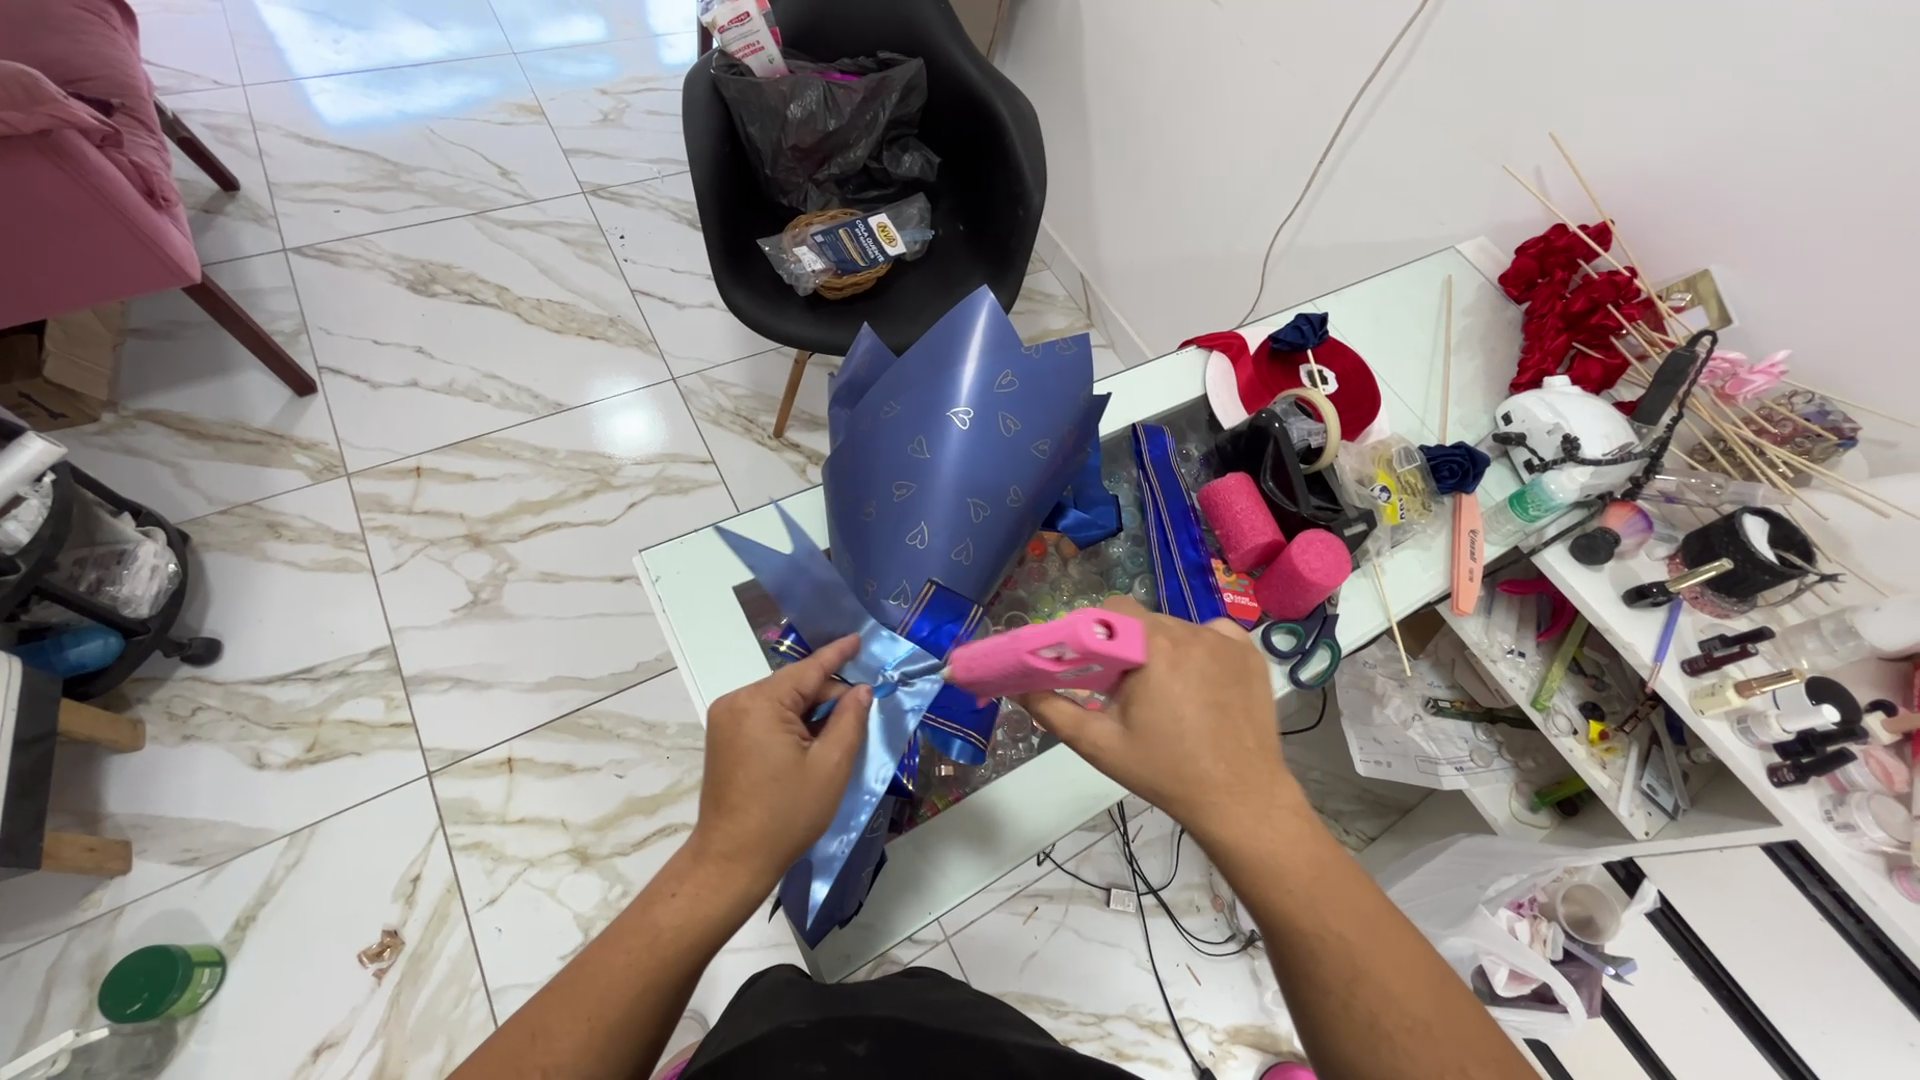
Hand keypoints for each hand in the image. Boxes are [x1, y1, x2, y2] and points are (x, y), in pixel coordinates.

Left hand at [689, 634, 870, 892]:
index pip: (808, 670)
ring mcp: (726, 719)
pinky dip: (791, 722)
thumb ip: (850, 720)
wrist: (732, 860)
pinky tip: (812, 740)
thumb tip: (860, 691)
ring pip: (781, 701)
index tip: (859, 639)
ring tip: (840, 730)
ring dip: (811, 711)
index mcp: (760, 703)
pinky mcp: (724, 737)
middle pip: (794, 685)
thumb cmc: (785, 815)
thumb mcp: (830, 767)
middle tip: (862, 707)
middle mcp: (737, 701)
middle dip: (828, 694)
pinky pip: (766, 716)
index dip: (838, 655)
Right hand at [1018, 596, 1291, 844]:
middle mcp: (1190, 632)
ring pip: (1177, 628)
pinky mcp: (1250, 652)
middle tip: (1125, 686)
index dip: (1097, 631)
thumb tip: (1019, 687)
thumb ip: (1053, 710)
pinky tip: (1200, 683)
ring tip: (1166, 692)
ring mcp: (1225, 640)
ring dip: (1163, 649)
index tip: (1093, 663)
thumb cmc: (1164, 771)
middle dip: (1129, 645)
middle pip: (1144, 621)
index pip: (1113, 611)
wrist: (1239, 799)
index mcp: (1151, 647)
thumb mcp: (1100, 744)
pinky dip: (1201, 650)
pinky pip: (1213, 634)